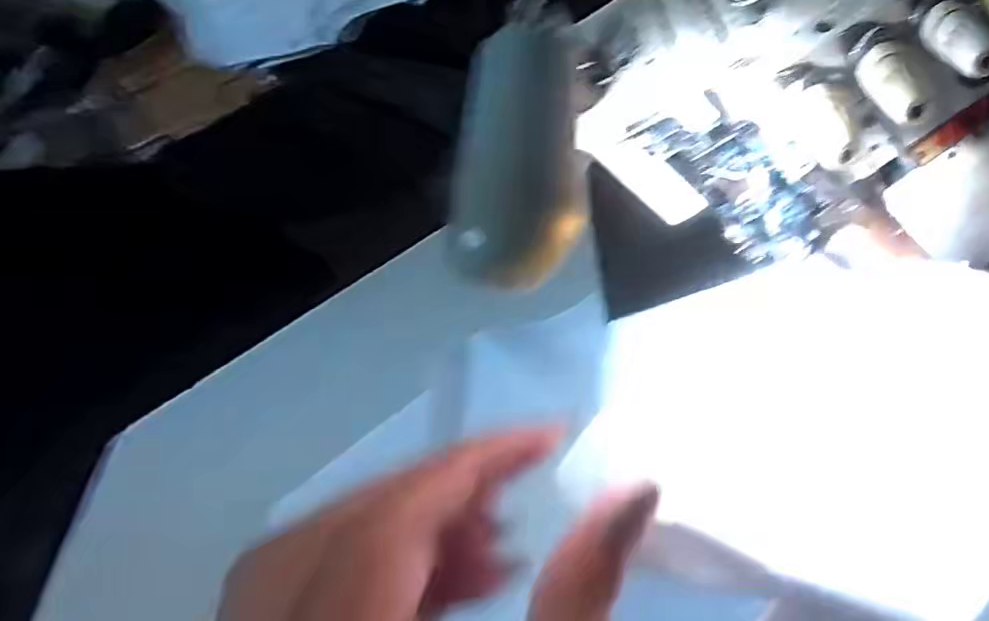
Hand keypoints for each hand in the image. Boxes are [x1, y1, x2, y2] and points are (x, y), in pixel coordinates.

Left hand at [219, 428, 658, 620]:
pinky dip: (383, 574)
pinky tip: (456, 593)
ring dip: (404, 529)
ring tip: (494, 546)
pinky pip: (301, 611)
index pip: (387, 527)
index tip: (552, 438)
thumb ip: (582, 595)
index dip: (471, 463)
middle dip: (430, 490)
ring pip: (299, 572)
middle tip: (515, 489)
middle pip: (323, 536)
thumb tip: (636, 489)